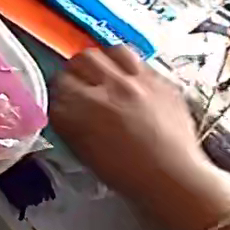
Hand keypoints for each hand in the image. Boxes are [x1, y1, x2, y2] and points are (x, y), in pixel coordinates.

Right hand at [49, 46, 229, 216]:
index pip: (58, 85)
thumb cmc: (124, 173)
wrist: (172, 178)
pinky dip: (127, 67)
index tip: (62, 101)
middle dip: (77, 72)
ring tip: (105, 75)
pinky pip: (137, 60)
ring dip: (103, 62)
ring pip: (109, 52)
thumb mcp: (83, 150)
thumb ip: (69, 122)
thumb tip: (64, 107)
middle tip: (81, 84)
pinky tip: (128, 80)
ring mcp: (136, 81)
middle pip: (80, 60)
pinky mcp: (160, 80)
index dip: (59, 93)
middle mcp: (106, 89)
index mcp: (81, 110)